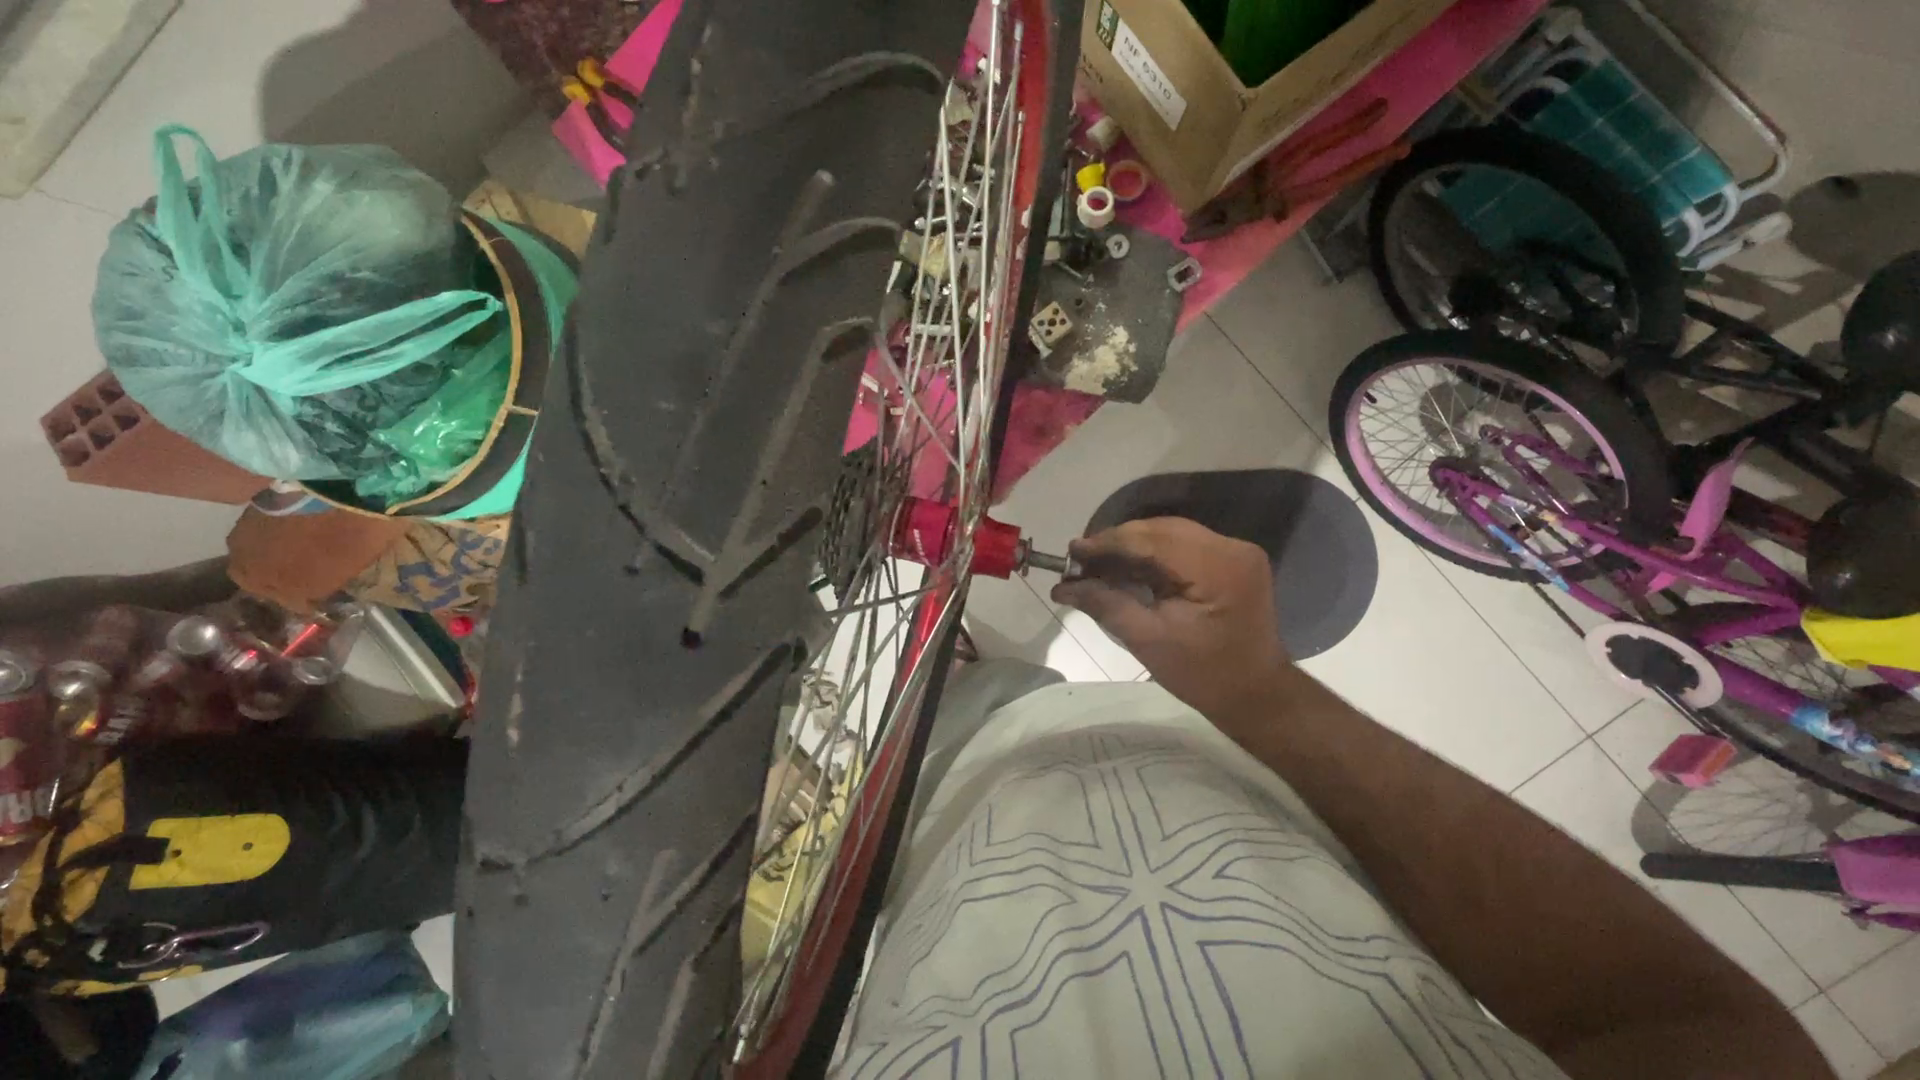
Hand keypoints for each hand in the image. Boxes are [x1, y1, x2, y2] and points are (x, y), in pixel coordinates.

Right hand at [1050, 518, 1294, 724]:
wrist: (1255, 694)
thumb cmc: (1202, 674)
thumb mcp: (1148, 640)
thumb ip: (1106, 605)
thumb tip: (1062, 587)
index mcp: (1217, 567)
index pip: (1153, 540)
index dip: (1108, 543)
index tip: (1072, 552)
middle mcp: (1231, 548)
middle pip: (1162, 531)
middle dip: (1118, 543)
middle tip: (1079, 561)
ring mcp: (1235, 553)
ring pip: (1171, 535)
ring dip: (1133, 547)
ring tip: (1097, 565)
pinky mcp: (1231, 562)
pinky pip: (1184, 547)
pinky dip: (1153, 555)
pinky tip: (1127, 568)